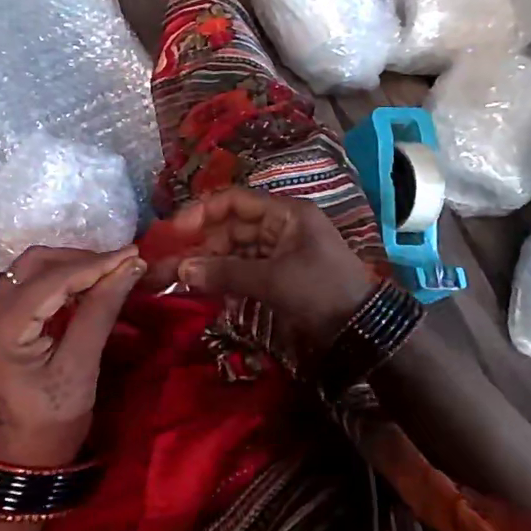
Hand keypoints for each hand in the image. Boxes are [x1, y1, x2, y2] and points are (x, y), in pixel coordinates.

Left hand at [0, 245, 145, 469]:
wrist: (20, 459)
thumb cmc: (51, 422)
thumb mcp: (80, 368)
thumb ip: (100, 311)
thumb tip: (129, 267)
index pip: (51, 279)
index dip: (95, 263)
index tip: (134, 254)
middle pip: (33, 264)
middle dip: (79, 260)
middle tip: (121, 266)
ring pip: (27, 271)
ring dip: (68, 268)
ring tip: (107, 275)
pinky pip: (23, 287)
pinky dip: (55, 282)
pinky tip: (83, 289)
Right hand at [148, 188, 378, 347]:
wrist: (362, 329)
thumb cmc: (321, 290)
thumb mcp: (273, 279)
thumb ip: (225, 272)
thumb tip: (181, 269)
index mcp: (285, 214)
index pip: (234, 201)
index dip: (201, 212)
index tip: (175, 231)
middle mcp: (279, 227)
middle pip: (229, 228)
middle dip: (199, 246)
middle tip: (168, 264)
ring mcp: (278, 252)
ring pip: (232, 252)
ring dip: (207, 265)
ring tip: (178, 280)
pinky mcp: (276, 276)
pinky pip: (242, 271)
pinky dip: (223, 280)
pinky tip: (205, 292)